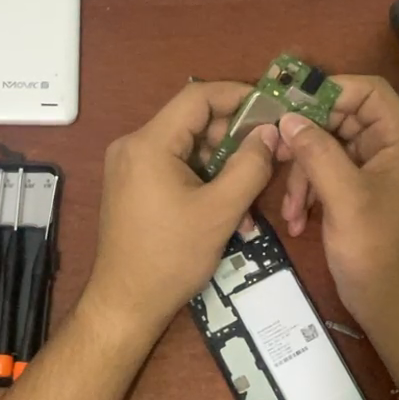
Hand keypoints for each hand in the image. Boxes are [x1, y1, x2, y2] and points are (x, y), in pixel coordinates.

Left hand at [80, 82, 278, 335]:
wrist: (126, 304)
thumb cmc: (171, 257)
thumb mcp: (220, 211)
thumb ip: (251, 166)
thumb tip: (271, 133)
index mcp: (149, 143)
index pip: (198, 97)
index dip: (239, 96)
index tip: (272, 108)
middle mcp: (134, 146)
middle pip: (194, 123)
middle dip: (235, 139)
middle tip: (270, 157)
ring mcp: (131, 168)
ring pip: (189, 150)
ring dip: (224, 167)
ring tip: (252, 197)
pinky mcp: (134, 188)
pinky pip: (176, 169)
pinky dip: (205, 182)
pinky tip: (229, 212)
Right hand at [275, 76, 398, 332]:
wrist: (389, 304)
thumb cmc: (375, 250)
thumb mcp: (344, 198)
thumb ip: (317, 153)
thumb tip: (288, 118)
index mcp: (398, 141)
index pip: (369, 92)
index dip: (332, 90)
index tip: (292, 105)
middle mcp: (387, 149)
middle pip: (341, 119)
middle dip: (307, 139)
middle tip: (276, 152)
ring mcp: (370, 173)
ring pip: (326, 149)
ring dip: (302, 175)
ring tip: (289, 208)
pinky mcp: (355, 194)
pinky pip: (325, 176)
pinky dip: (307, 193)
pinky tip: (295, 221)